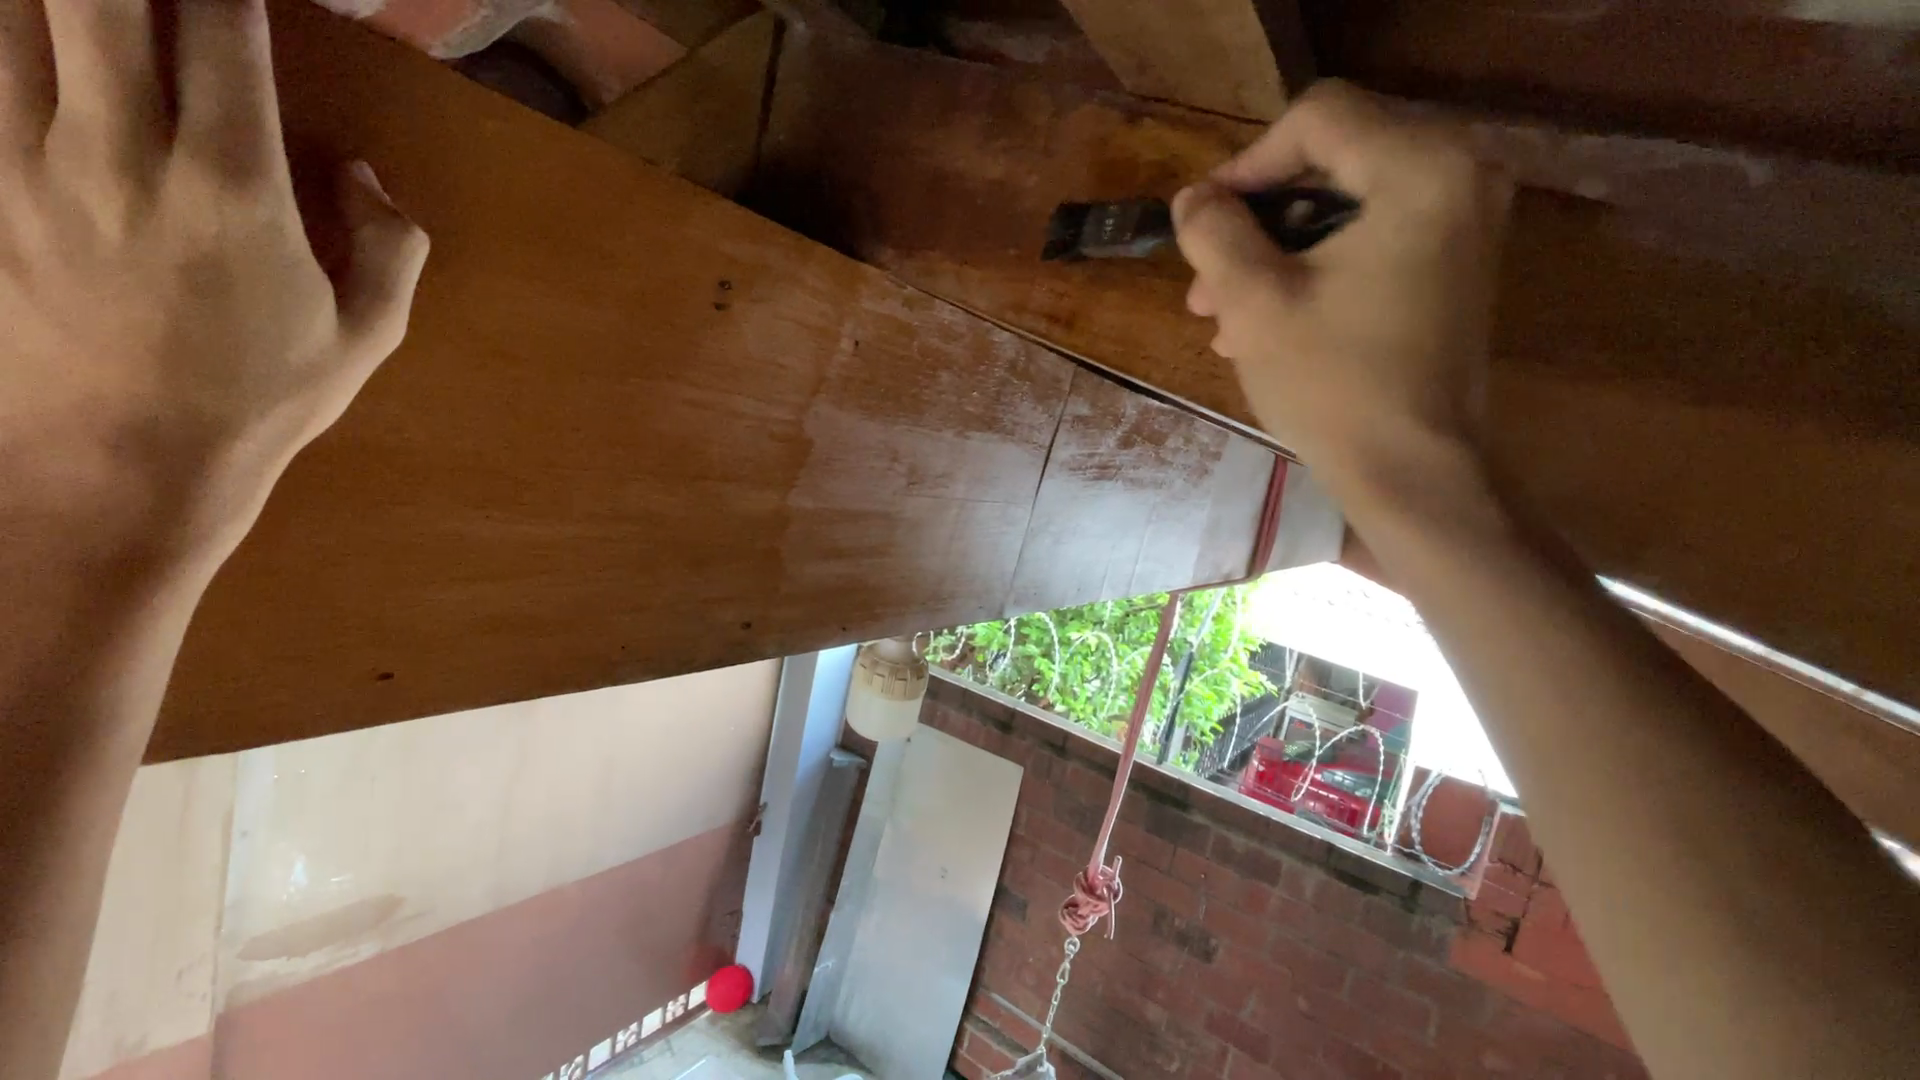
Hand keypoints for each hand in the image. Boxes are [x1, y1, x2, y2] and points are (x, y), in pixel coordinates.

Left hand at [0, 0, 427, 564]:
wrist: (126, 460)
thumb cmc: (264, 399)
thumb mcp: (368, 336)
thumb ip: (390, 247)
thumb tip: (363, 176)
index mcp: (236, 192)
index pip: (224, 43)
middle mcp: (125, 156)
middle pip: (100, 7)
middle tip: (173, 1)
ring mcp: (30, 165)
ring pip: (21, 26)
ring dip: (68, 8)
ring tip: (107, 19)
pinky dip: (8, 44)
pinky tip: (35, 44)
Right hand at [1172, 81, 1510, 479]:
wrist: (1411, 472)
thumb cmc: (1332, 384)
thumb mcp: (1254, 301)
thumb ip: (1215, 232)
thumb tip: (1193, 200)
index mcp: (1420, 168)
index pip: (1316, 118)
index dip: (1245, 164)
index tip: (1202, 223)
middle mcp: (1459, 176)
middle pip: (1331, 161)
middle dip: (1256, 221)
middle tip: (1203, 282)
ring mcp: (1463, 224)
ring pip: (1345, 207)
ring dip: (1275, 253)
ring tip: (1222, 316)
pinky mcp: (1453, 267)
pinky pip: (1370, 241)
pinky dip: (1314, 270)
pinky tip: (1265, 324)